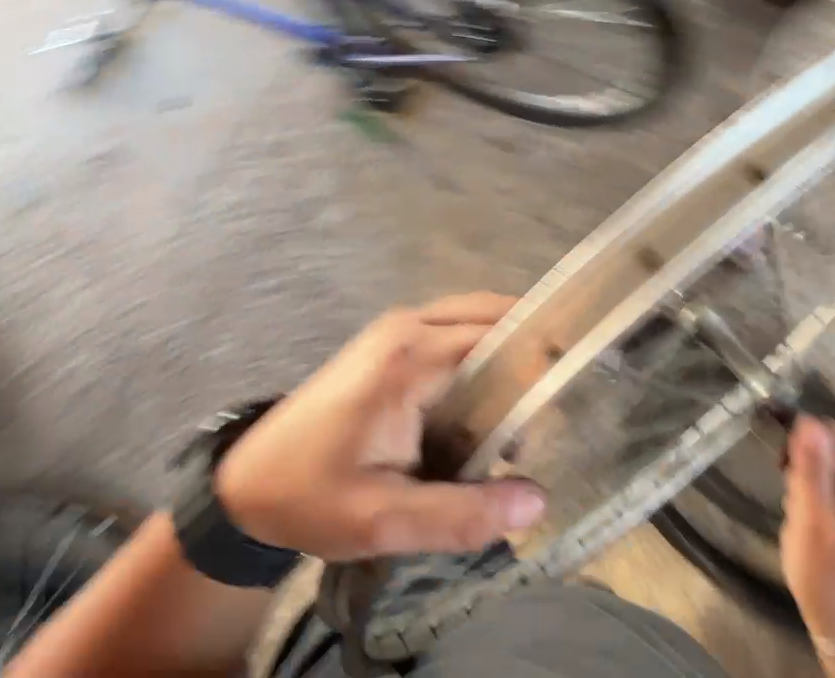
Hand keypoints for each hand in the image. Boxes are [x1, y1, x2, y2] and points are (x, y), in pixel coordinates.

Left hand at [214, 293, 548, 560]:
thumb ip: (461, 514)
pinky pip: (456, 331)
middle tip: (576, 389)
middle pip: (493, 314)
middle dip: (537, 343)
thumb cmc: (311, 496)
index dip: (547, 354)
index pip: (501, 336)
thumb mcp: (384, 520)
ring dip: (513, 346)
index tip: (588, 381)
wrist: (246, 482)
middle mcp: (409, 327)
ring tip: (547, 396)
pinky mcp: (391, 344)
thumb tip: (538, 500)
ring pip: (475, 318)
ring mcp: (397, 330)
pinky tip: (502, 396)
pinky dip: (487, 350)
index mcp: (412, 356)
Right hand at [781, 417, 834, 654]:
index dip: (802, 435)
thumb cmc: (827, 578)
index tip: (777, 460)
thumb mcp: (812, 521)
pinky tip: (805, 527)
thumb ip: (811, 470)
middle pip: (834, 451)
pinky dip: (815, 501)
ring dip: (807, 484)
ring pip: (832, 473)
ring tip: (795, 516)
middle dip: (803, 463)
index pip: (833, 434)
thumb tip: (808, 421)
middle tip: (787, 494)